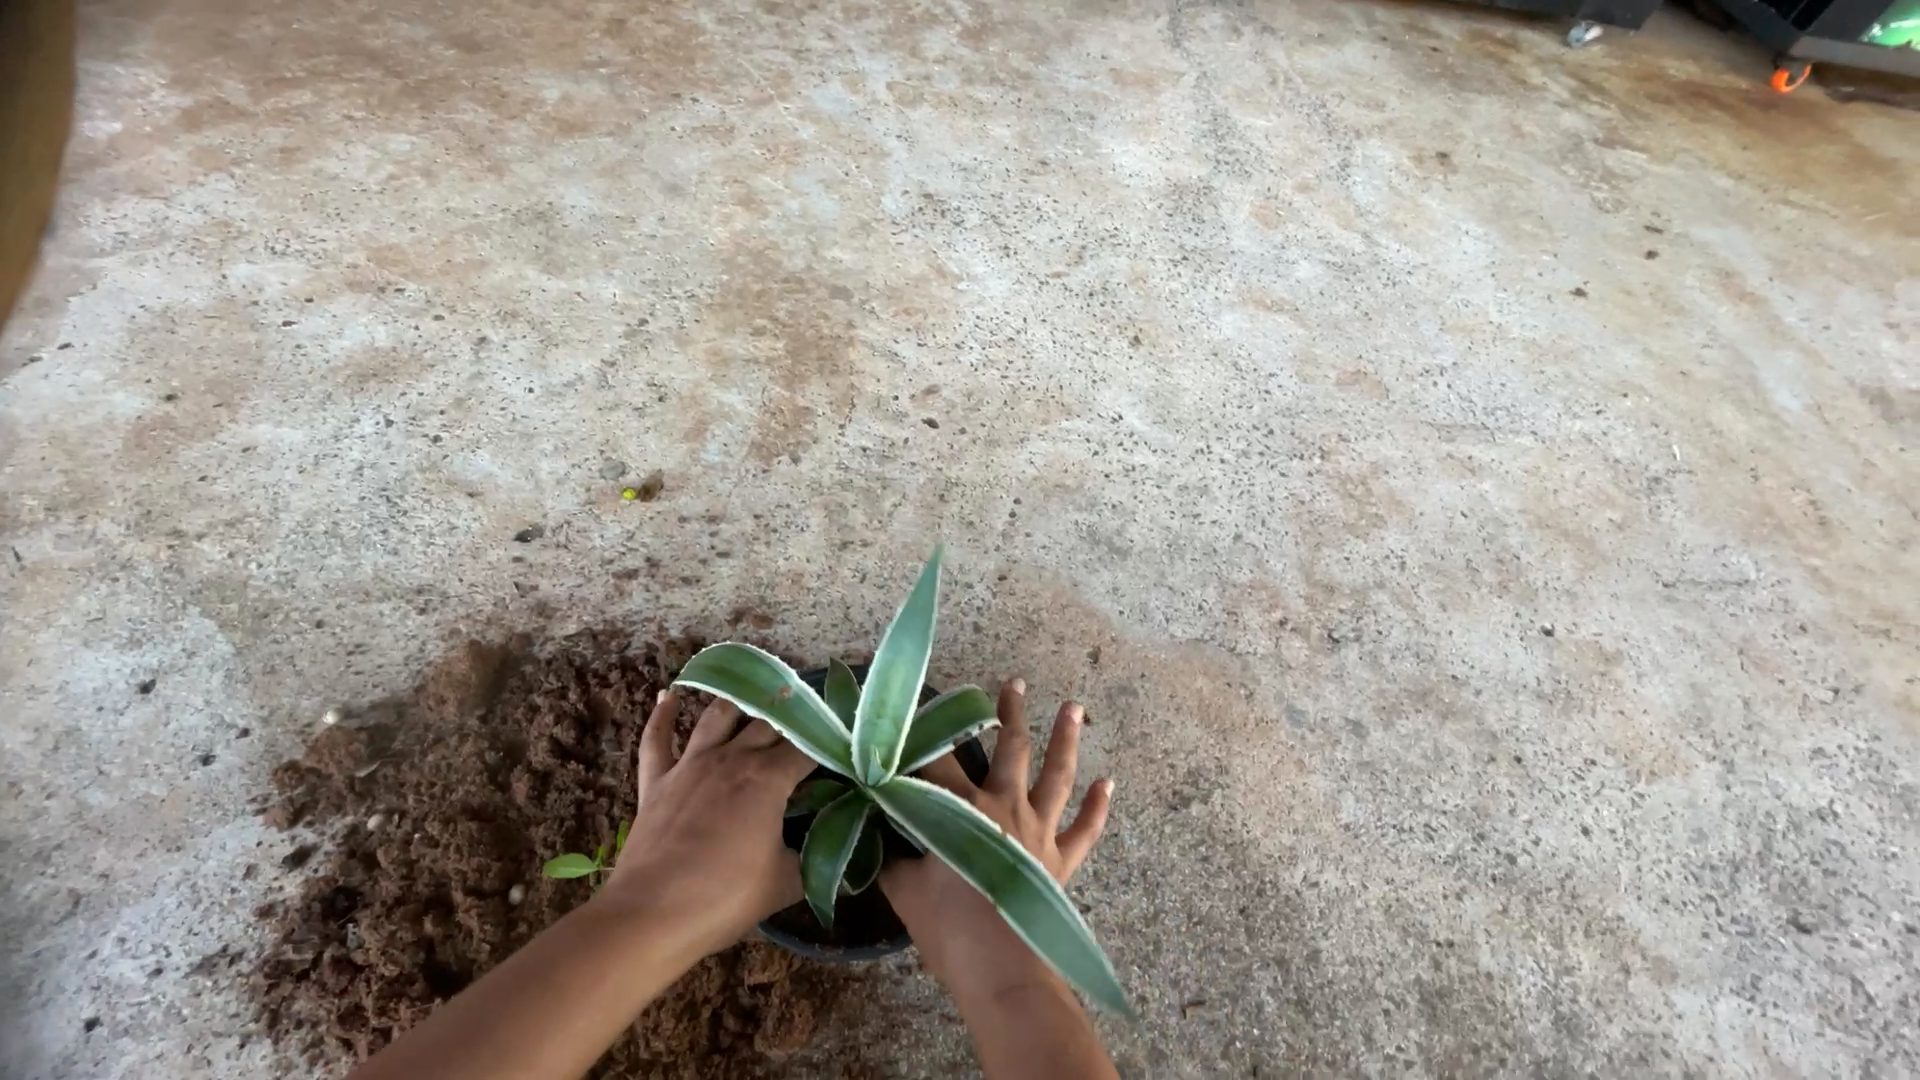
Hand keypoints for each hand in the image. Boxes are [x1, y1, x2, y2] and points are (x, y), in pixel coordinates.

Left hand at [594, 690, 815, 957]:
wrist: (651, 917)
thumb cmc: (724, 898)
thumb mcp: (784, 884)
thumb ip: (813, 861)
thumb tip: (834, 851)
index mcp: (767, 779)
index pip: (806, 748)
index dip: (827, 741)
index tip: (842, 741)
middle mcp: (731, 759)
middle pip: (766, 724)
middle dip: (791, 716)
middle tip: (809, 713)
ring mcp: (690, 765)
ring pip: (717, 717)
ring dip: (739, 703)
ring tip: (755, 694)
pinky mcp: (657, 782)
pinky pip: (657, 739)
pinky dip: (662, 715)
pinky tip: (668, 695)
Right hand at [880, 677, 1112, 987]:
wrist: (1001, 969)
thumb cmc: (949, 926)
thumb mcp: (905, 890)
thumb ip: (892, 858)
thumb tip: (873, 840)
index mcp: (965, 808)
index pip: (939, 762)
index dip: (924, 739)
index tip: (914, 720)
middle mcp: (1007, 807)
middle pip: (1012, 749)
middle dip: (1011, 713)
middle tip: (1014, 683)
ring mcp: (1039, 831)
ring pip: (1057, 776)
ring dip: (1066, 739)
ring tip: (1074, 708)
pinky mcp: (1061, 861)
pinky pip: (1085, 829)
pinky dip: (1097, 807)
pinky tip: (1108, 782)